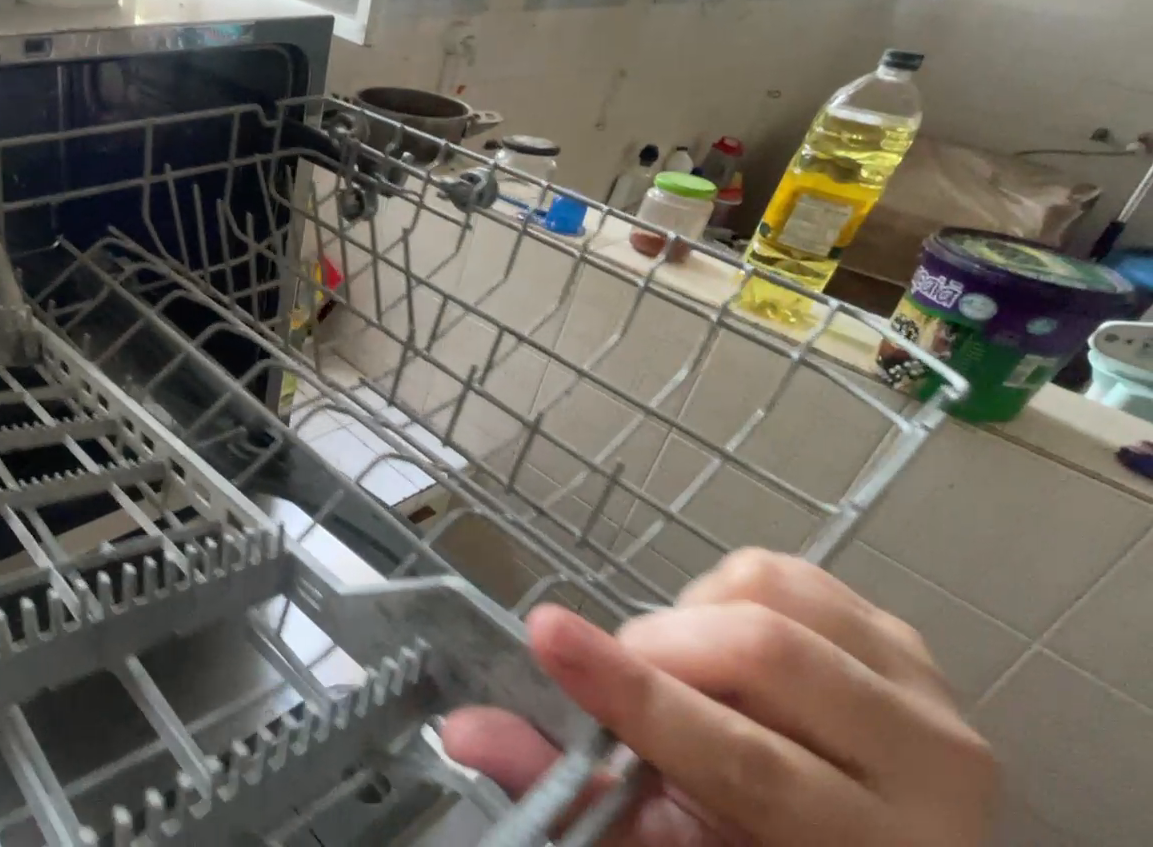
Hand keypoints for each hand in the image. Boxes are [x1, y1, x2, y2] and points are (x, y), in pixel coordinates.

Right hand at [443, 549, 997, 845]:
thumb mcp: (658, 846)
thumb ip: (563, 786)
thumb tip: (462, 730)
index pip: (741, 758)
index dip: (631, 693)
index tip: (544, 632)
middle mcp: (929, 768)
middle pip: (763, 652)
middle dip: (655, 647)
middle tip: (617, 673)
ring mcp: (926, 689)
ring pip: (772, 592)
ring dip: (692, 617)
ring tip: (682, 670)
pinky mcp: (905, 639)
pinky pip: (789, 572)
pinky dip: (724, 594)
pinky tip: (723, 647)